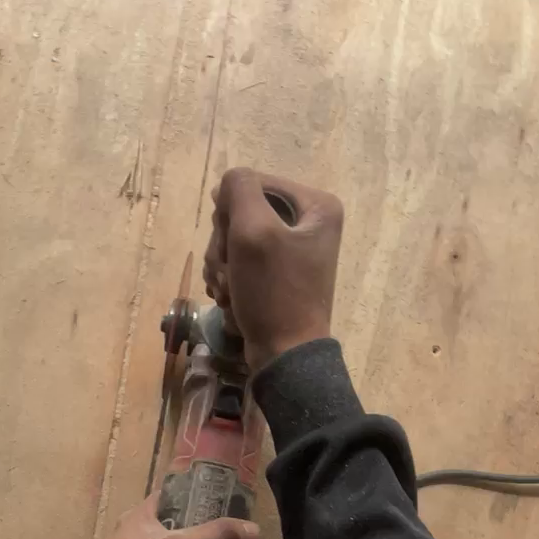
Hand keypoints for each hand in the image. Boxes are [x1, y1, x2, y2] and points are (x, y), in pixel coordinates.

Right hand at [202, 167, 344, 369]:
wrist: (284, 354)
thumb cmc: (273, 292)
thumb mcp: (253, 230)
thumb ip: (238, 189)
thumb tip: (227, 186)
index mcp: (316, 205)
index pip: (252, 184)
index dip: (230, 211)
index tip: (230, 243)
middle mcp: (308, 224)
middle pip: (243, 214)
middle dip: (225, 245)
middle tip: (229, 272)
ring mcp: (292, 252)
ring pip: (235, 241)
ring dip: (222, 267)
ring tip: (229, 291)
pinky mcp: (276, 277)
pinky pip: (240, 265)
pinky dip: (229, 282)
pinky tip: (231, 299)